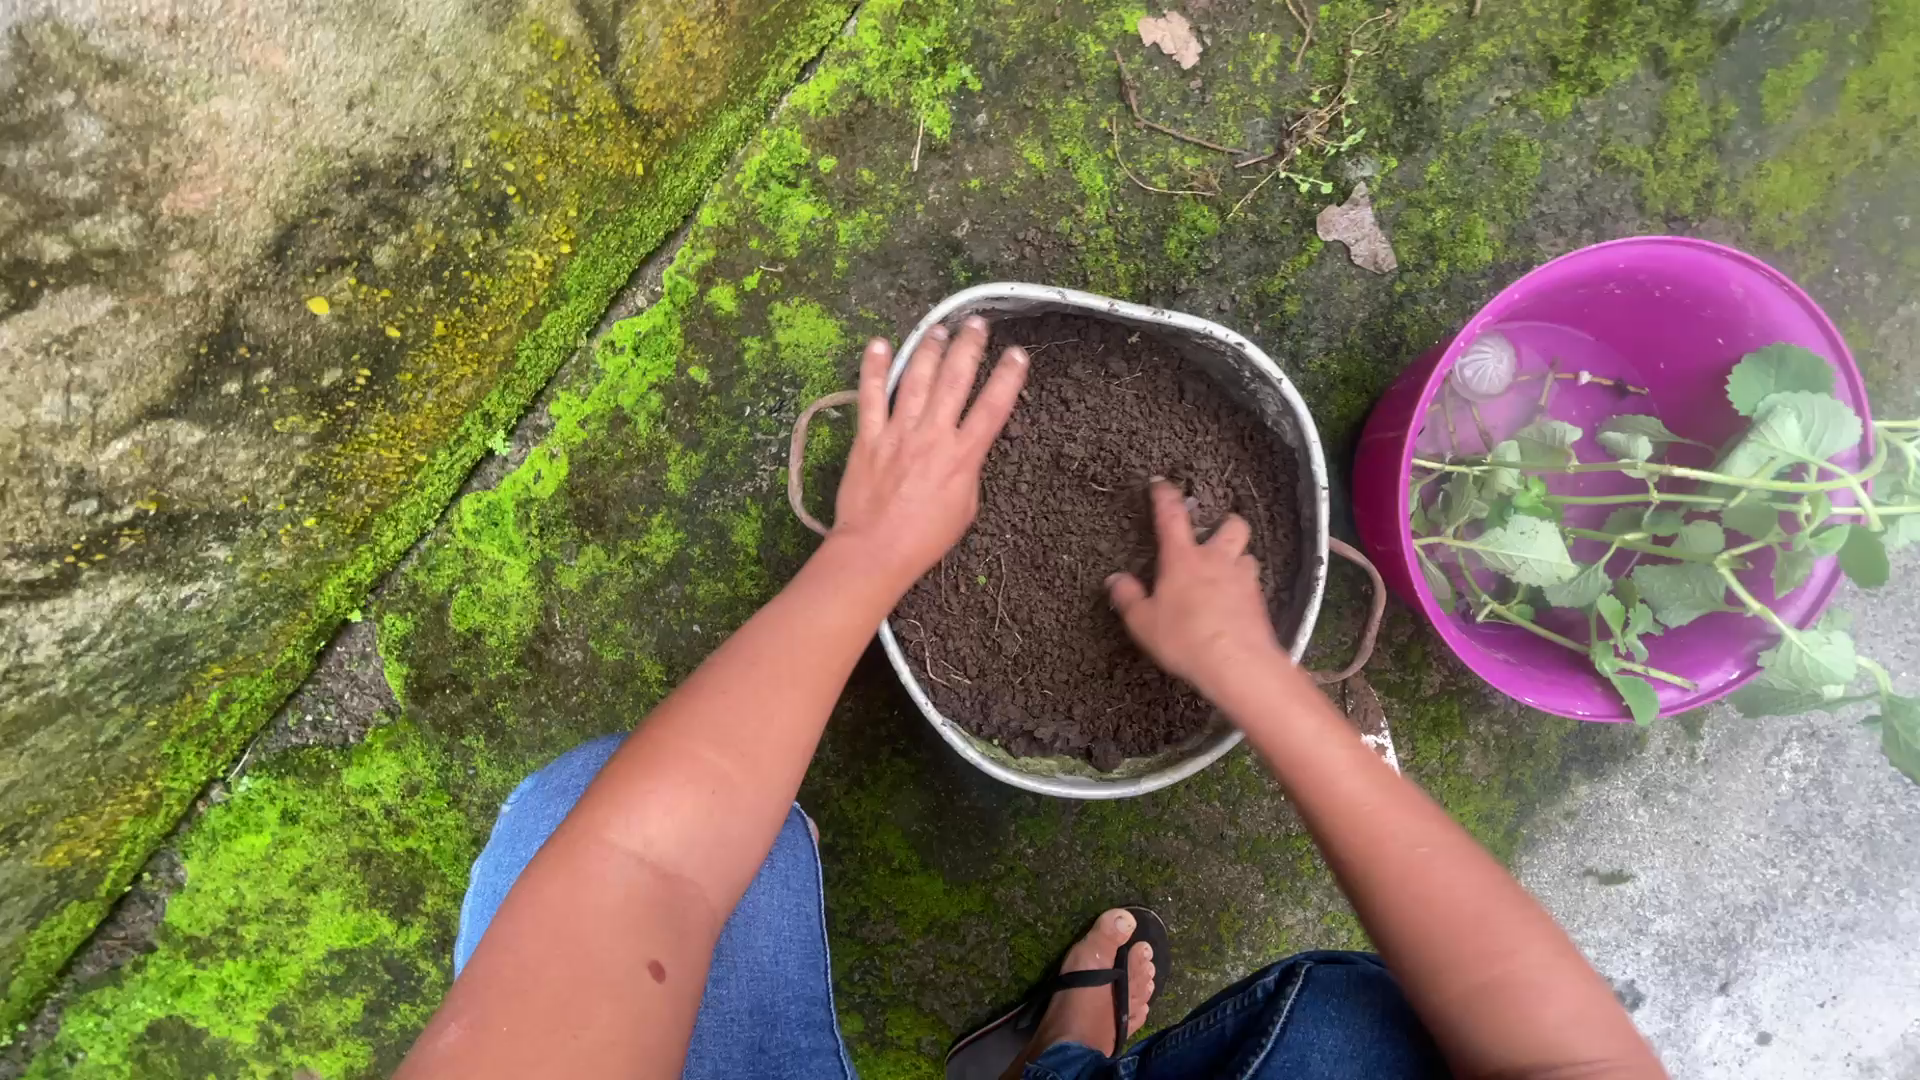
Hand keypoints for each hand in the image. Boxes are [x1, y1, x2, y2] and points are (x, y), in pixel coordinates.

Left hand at [827, 315, 1028, 594]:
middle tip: (976, 324)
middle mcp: (932, 435)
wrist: (876, 549)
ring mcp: (898, 432)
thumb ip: (967, 471)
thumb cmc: (925, 537)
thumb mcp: (965, 508)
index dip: (1008, 378)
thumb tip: (965, 449)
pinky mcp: (868, 437)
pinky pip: (870, 396)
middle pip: (955, 381)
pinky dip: (874, 368)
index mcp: (963, 456)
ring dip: (929, 349)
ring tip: (939, 328)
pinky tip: (880, 344)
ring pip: (916, 379)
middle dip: (968, 347)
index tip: (1018, 354)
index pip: (993, 408)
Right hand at [1106, 479, 1287, 698]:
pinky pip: (1253, 585)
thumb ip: (1128, 598)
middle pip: (1230, 525)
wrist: (1237, 664)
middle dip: (1223, 523)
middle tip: (1213, 533)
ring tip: (1224, 571)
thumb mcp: (1143, 622)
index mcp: (1183, 559)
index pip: (1172, 517)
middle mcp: (1216, 561)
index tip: (1161, 484)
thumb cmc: (1185, 639)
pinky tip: (1233, 602)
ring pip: (1246, 554)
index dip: (1165, 496)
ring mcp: (1242, 580)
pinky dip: (1243, 587)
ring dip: (1236, 558)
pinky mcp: (1259, 602)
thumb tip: (1115, 580)